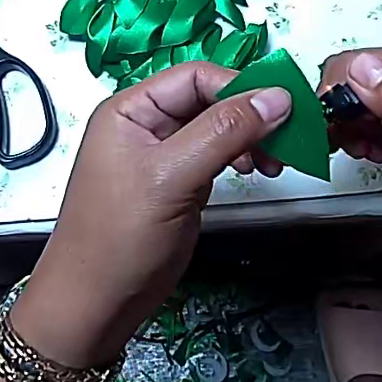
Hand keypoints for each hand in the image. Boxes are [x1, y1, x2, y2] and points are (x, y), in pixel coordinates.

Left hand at [12, 62, 288, 366]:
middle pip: (212, 99)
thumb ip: (225, 132)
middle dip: (250, 116)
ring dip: (252, 138)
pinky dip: (243, 157)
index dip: (240, 87)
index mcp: (133, 109)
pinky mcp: (182, 179)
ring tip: (272, 163)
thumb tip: (278, 98)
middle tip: (284, 140)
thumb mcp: (172, 177)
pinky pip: (220, 153)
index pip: (197, 77)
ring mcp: (167, 153)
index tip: (281, 109)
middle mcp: (149, 124)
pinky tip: (254, 171)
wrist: (97, 304)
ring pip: (221, 126)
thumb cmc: (120, 238)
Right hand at [319, 48, 381, 241]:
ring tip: (374, 152)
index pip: (355, 62)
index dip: (336, 99)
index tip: (341, 137)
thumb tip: (363, 66)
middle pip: (358, 72)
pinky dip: (372, 126)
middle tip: (361, 149)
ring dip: (357, 121)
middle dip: (345, 112)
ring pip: (366, 89)